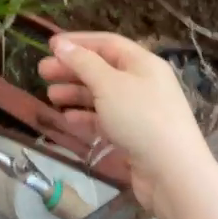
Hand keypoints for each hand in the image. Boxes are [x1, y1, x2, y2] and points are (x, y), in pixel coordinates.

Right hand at [40, 32, 209, 208]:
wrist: (175, 176)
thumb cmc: (141, 119)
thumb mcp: (107, 84)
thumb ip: (82, 62)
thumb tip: (60, 44)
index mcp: (142, 63)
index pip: (106, 43)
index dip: (77, 42)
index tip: (50, 46)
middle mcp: (143, 83)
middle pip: (101, 69)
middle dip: (71, 69)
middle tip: (42, 73)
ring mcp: (141, 111)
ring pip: (102, 95)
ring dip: (75, 94)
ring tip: (51, 97)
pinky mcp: (136, 136)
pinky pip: (106, 119)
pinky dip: (87, 117)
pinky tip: (68, 120)